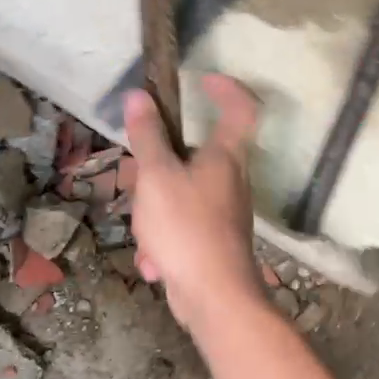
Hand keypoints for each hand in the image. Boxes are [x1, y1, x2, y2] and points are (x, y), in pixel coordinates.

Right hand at [124, 74, 267, 333]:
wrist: (214, 298)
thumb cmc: (186, 229)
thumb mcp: (156, 177)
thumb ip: (147, 137)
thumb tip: (139, 97)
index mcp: (225, 157)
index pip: (241, 108)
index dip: (226, 87)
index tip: (201, 80)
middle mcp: (231, 181)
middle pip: (194, 158)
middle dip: (158, 170)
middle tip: (137, 181)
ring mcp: (224, 215)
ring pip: (179, 198)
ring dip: (154, 215)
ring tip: (146, 236)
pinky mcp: (214, 244)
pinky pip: (181, 231)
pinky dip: (163, 244)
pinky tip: (155, 263)